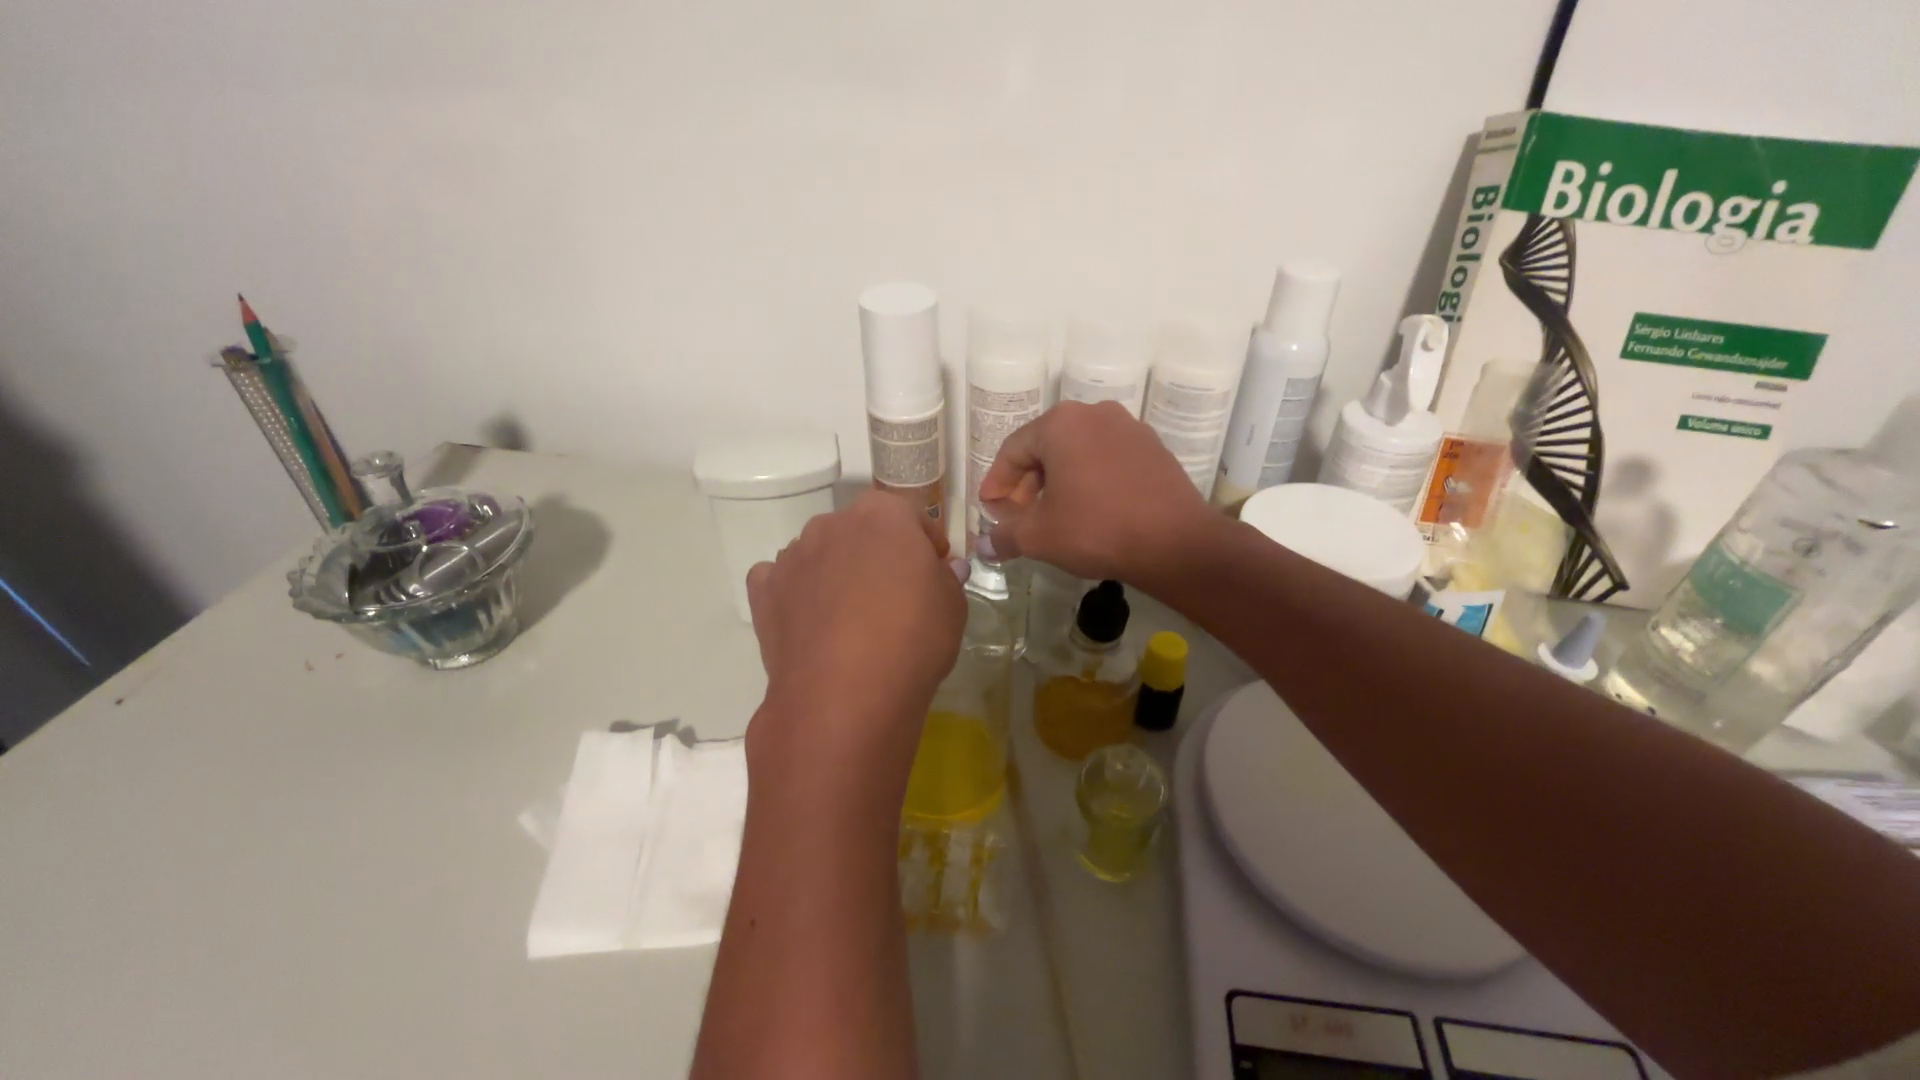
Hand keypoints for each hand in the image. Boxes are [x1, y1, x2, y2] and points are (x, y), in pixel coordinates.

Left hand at [745, 491, 968, 774]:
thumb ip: (947, 577)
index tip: (935, 573)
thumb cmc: (913, 639)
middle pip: (861, 532)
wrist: (846, 693)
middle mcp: (833, 524)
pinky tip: (810, 622)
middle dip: (877, 555)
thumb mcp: (953, 607)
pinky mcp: (764, 591)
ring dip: (835, 572)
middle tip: (894, 596)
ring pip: (820, 553)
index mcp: (883, 515)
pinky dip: (795, 594)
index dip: (926, 545)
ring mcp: (794, 555)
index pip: (911, 516)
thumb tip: (943, 568)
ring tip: (849, 618)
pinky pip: (782, 581)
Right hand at [976, 401, 1217, 587]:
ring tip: (1052, 516)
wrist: (1176, 543)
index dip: (996, 483)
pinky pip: (1107, 459)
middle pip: (1046, 447)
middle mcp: (1095, 413)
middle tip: (1017, 517)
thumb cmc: (1097, 530)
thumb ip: (1005, 535)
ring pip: (1078, 452)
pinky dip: (1089, 479)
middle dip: (1027, 484)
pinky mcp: (1153, 448)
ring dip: (1058, 481)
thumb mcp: (1040, 537)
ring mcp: (1129, 427)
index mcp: (1061, 424)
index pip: (1013, 450)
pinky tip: (1089, 510)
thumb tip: (985, 545)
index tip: (990, 509)